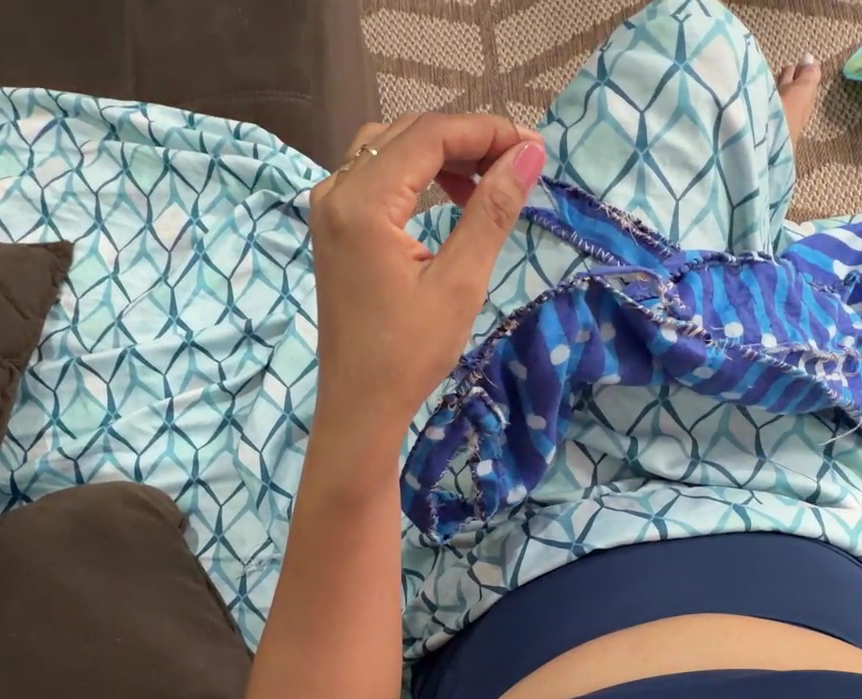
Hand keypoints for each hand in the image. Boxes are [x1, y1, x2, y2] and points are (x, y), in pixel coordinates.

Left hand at [309, 113, 547, 434]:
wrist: (360, 405)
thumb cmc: (409, 354)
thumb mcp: (460, 283)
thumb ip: (491, 211)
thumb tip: (528, 155)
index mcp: (363, 202)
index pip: (429, 135)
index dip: (485, 131)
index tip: (532, 148)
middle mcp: (336, 191)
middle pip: (407, 134)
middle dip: (466, 139)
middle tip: (516, 164)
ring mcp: (329, 210)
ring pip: (388, 151)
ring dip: (440, 155)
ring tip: (487, 181)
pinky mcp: (333, 229)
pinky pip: (374, 178)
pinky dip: (415, 177)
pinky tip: (449, 198)